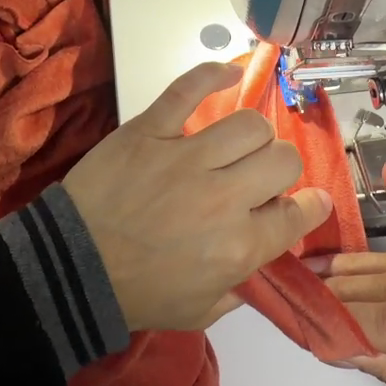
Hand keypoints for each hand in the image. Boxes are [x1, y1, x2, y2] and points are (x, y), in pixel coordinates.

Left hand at [63, 62, 332, 332]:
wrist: (74, 265)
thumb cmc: (137, 293)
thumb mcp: (200, 311)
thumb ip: (240, 286)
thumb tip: (261, 254)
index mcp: (238, 246)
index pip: (296, 215)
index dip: (311, 207)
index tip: (311, 200)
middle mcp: (222, 197)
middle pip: (282, 161)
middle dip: (283, 168)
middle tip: (263, 175)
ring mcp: (185, 157)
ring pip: (249, 125)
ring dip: (254, 135)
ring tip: (239, 142)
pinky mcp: (150, 129)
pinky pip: (188, 89)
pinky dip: (212, 74)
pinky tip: (227, 73)